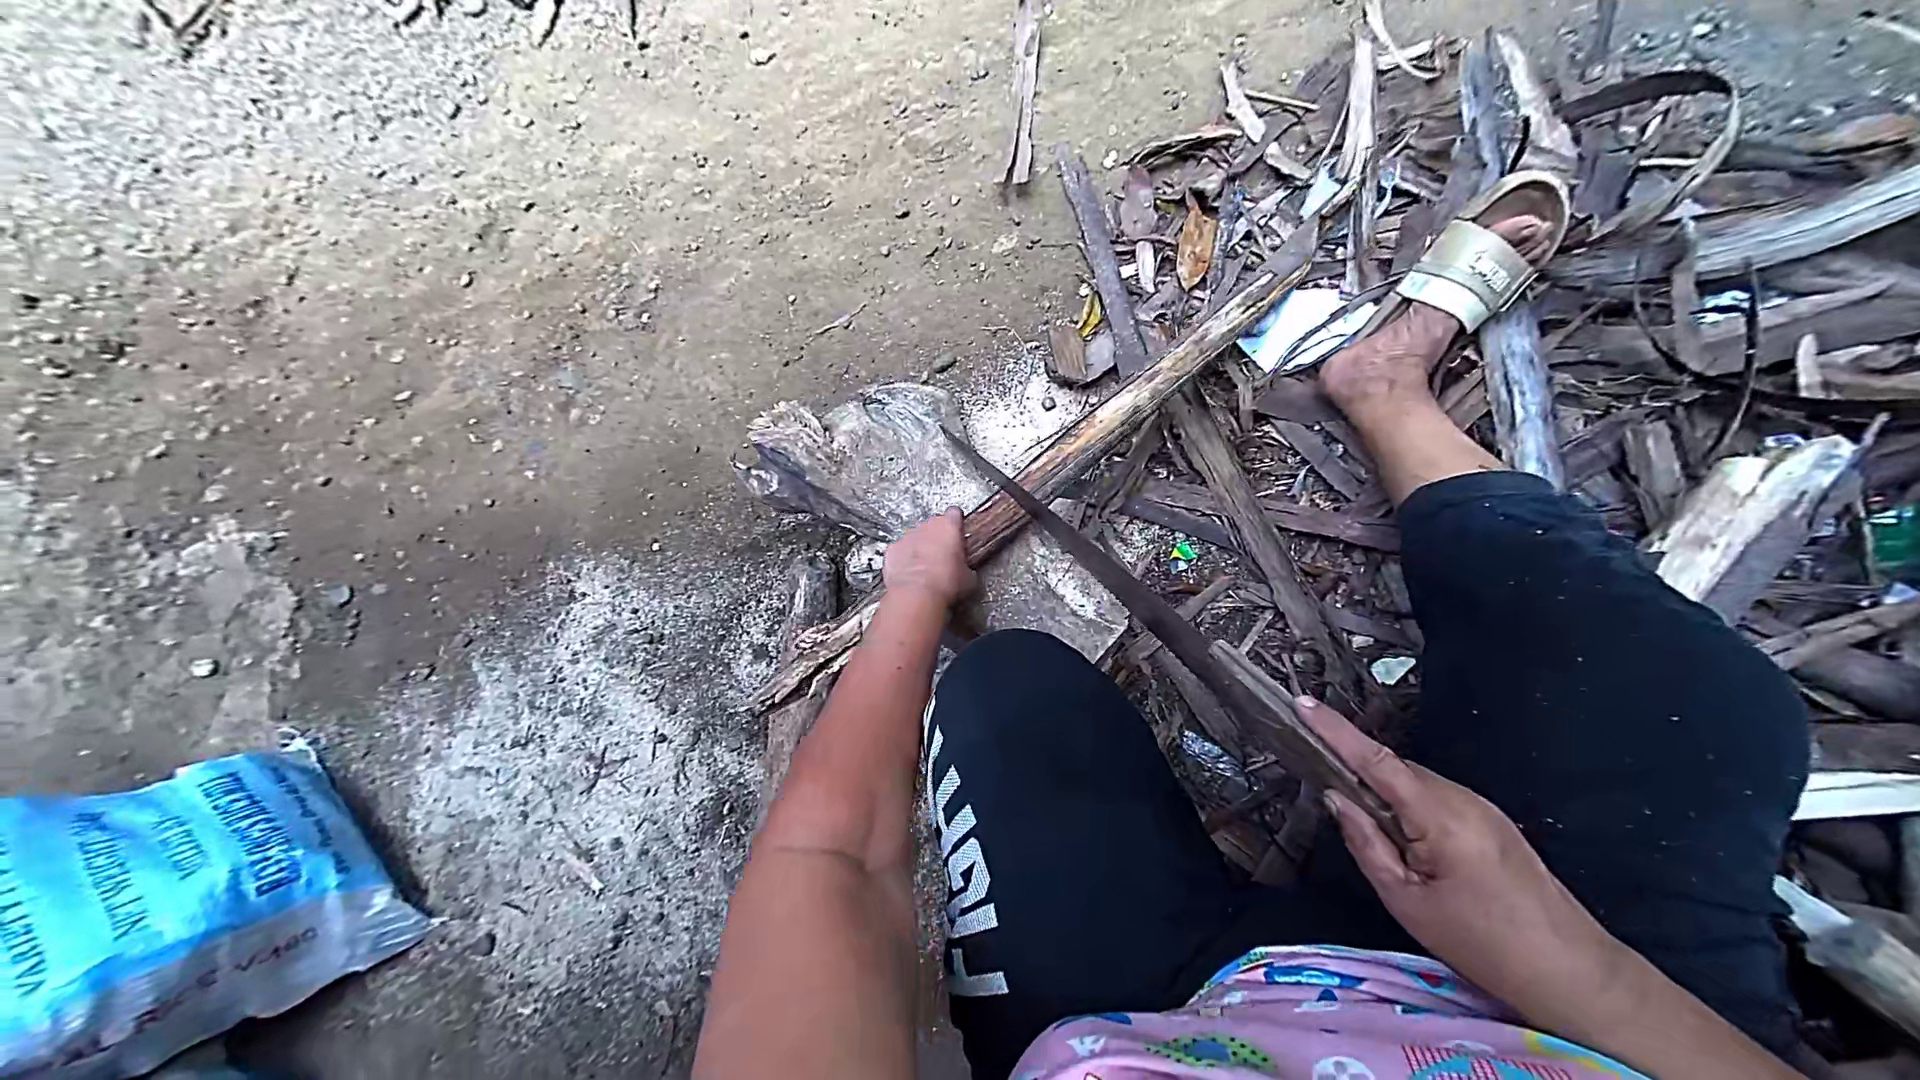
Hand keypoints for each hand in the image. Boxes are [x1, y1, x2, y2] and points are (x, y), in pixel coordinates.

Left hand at [883, 509, 975, 609]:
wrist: (917, 595)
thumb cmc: (945, 583)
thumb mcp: (969, 578)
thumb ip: (966, 566)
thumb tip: (966, 573)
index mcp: (949, 526)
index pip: (955, 514)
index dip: (956, 525)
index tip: (957, 537)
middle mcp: (927, 526)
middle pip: (933, 526)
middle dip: (937, 539)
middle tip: (942, 559)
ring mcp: (907, 536)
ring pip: (915, 538)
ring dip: (919, 549)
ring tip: (925, 570)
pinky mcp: (892, 549)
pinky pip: (899, 551)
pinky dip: (903, 560)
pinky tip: (909, 575)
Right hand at [1298, 697, 1625, 1018]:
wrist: (1577, 977)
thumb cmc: (1483, 944)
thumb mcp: (1405, 900)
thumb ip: (1365, 842)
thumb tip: (1337, 796)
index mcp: (1440, 816)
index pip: (1375, 760)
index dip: (1335, 729)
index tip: (1302, 703)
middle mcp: (1462, 798)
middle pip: (1392, 768)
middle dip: (1358, 775)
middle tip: (1338, 807)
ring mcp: (1481, 805)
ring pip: (1412, 783)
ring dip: (1384, 796)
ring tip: (1386, 844)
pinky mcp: (1489, 818)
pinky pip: (1432, 796)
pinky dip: (1407, 806)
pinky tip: (1411, 846)